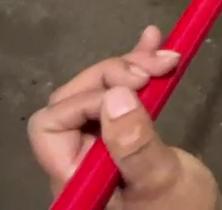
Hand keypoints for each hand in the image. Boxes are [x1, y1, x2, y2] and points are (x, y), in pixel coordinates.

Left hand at [27, 26, 221, 209]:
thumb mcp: (158, 181)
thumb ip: (134, 144)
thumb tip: (116, 95)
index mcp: (72, 177)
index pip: (54, 123)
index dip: (92, 96)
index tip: (140, 86)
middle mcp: (76, 159)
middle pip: (71, 100)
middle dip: (113, 74)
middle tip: (157, 68)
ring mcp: (99, 145)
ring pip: (96, 91)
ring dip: (131, 66)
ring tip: (167, 57)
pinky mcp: (123, 134)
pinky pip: (121, 93)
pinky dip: (138, 65)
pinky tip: (153, 41)